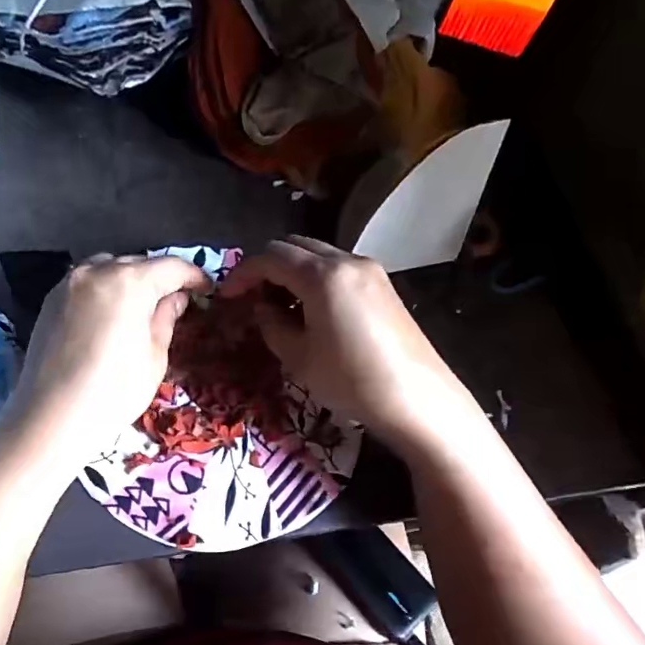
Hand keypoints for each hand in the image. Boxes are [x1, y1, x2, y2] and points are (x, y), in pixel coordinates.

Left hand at [6, 253, 211, 464]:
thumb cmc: (114, 391)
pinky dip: (105, 290)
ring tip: (142, 306)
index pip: (171, 266)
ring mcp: (68, 283)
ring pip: (109, 268)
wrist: (52, 417)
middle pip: (138, 263)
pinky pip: (87, 283)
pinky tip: (111, 316)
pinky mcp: (50, 300)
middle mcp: (96, 271)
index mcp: (129, 282)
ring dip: (130, 280)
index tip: (206, 289)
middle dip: (160, 278)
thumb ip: (166, 319)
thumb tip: (175, 298)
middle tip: (175, 301)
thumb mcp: (154, 357)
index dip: (194, 275)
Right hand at [219, 236, 476, 455]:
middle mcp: (347, 261)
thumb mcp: (299, 358)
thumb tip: (263, 309)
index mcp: (322, 275)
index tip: (227, 296)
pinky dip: (317, 280)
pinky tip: (313, 312)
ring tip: (282, 308)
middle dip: (268, 267)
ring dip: (294, 272)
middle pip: (295, 246)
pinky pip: (340, 270)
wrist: (416, 398)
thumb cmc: (351, 380)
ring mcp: (371, 271)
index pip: (271, 257)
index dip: (243, 273)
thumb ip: (272, 325)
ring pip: (319, 256)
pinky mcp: (384, 286)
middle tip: (253, 299)